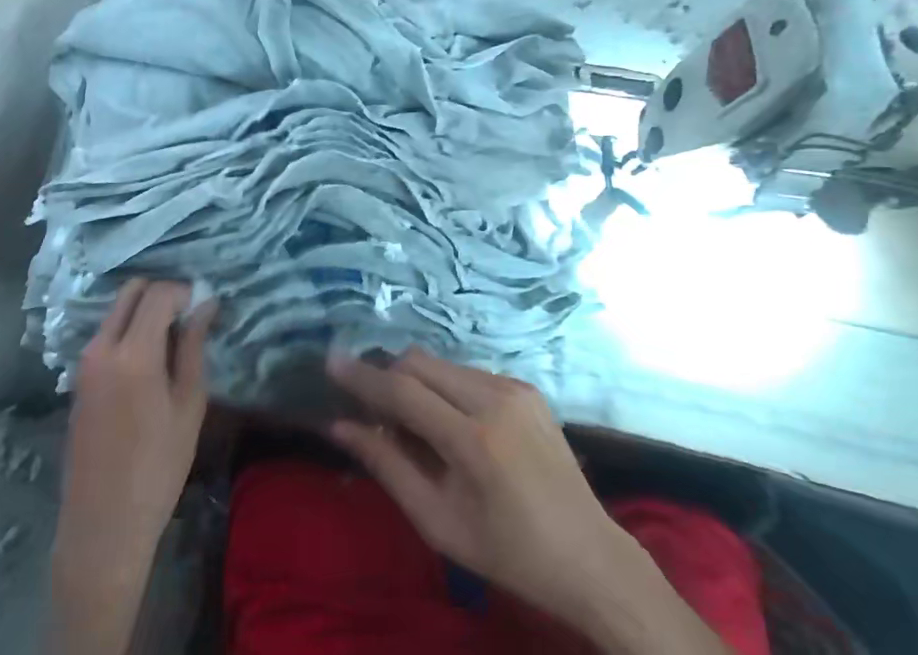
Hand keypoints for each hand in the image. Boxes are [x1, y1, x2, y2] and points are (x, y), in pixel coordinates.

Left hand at [50, 279, 213, 654]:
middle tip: (190, 315)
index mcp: (132, 353)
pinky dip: (130, 330)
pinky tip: (152, 359)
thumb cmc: (158, 467)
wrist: (103, 522)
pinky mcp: (78, 377)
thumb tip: (206, 303)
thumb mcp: (189, 405)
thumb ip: (193, 347)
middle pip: (131, 291)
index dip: (186, 291)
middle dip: (162, 293)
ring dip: (145, 311)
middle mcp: (101, 347)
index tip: (207, 306)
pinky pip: (106, 334)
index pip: (159, 294)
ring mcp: (84, 362)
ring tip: (175, 338)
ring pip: (116, 311)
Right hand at [329, 349, 730, 654]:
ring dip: (415, 382)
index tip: (330, 362)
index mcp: (475, 439)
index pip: (402, 391)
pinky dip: (444, 387)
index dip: (362, 377)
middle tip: (373, 413)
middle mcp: (496, 398)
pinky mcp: (527, 388)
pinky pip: (467, 373)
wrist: (588, 555)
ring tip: (413, 426)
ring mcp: (516, 388)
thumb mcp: (436, 520)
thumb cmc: (506, 551)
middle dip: (387, 377)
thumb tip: (339, 426)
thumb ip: (386, 465)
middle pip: (419, 363)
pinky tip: (448, 424)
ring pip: (442, 364)